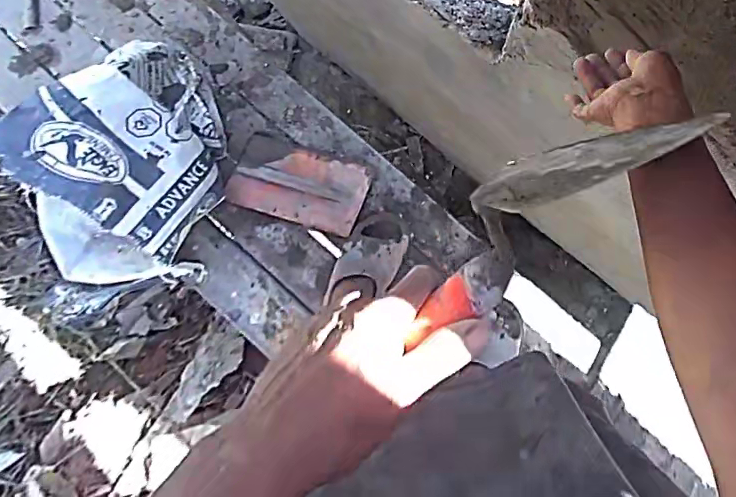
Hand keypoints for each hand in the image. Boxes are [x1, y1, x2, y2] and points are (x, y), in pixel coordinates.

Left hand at [160, 267, 485, 496]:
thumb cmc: (328, 429)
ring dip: (378, 331)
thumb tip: (477, 327)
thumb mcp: (402, 395)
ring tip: (374, 371)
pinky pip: (338, 327)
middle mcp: (352, 305)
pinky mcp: (298, 340)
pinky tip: (343, 377)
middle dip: (411, 319)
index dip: (443, 302)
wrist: (258, 457)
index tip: (448, 327)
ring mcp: (321, 321)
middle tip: (410, 359)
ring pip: (367, 311)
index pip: (429, 276)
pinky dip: (348, 342)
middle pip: (398, 293)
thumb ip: (445, 354)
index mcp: (382, 311)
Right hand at [567, 48, 694, 131]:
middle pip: (613, 80)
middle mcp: (631, 95)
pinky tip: (570, 97)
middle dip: (603, 67)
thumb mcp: (654, 59)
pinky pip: (583, 112)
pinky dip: (575, 106)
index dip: (622, 60)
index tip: (613, 52)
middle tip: (594, 57)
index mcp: (647, 82)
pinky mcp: (599, 114)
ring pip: (597, 91)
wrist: (648, 112)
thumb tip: (630, 54)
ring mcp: (615, 106)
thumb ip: (640, 56)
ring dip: (588, 77)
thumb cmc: (657, 85)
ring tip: (581, 62)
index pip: (632, 70)